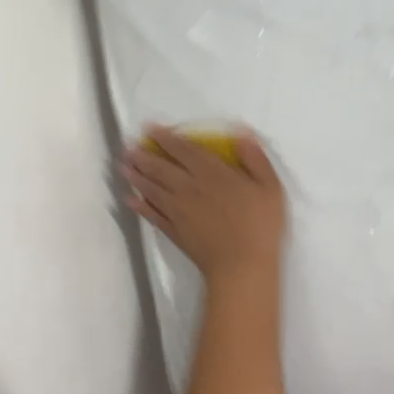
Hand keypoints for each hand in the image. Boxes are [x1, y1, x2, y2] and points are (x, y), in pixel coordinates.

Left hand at [123, 127, 286, 281]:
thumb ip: (254, 159)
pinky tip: (129, 200)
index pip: (184, 150)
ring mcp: (177, 211)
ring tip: (124, 166)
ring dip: (136, 176)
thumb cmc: (260, 224)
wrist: (241, 265)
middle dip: (144, 155)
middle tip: (129, 146)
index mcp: (211, 173)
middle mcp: (188, 187)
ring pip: (151, 189)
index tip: (149, 128)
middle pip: (161, 167)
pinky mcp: (174, 231)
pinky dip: (139, 206)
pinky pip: (152, 215)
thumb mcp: (269, 187)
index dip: (165, 137)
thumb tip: (241, 133)